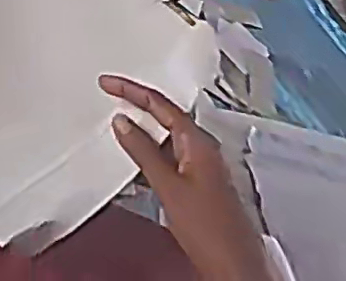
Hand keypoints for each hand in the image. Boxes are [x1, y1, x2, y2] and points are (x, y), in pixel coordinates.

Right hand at [101, 75, 271, 280]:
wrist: (237, 271)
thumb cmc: (208, 229)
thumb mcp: (168, 187)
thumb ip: (143, 151)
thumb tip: (122, 121)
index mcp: (197, 140)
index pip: (159, 103)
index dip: (131, 90)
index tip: (108, 83)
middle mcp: (201, 147)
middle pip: (164, 115)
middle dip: (137, 104)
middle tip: (111, 96)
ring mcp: (202, 165)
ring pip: (166, 137)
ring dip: (143, 131)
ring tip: (117, 125)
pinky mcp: (198, 183)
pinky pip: (169, 156)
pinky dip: (150, 153)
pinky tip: (135, 161)